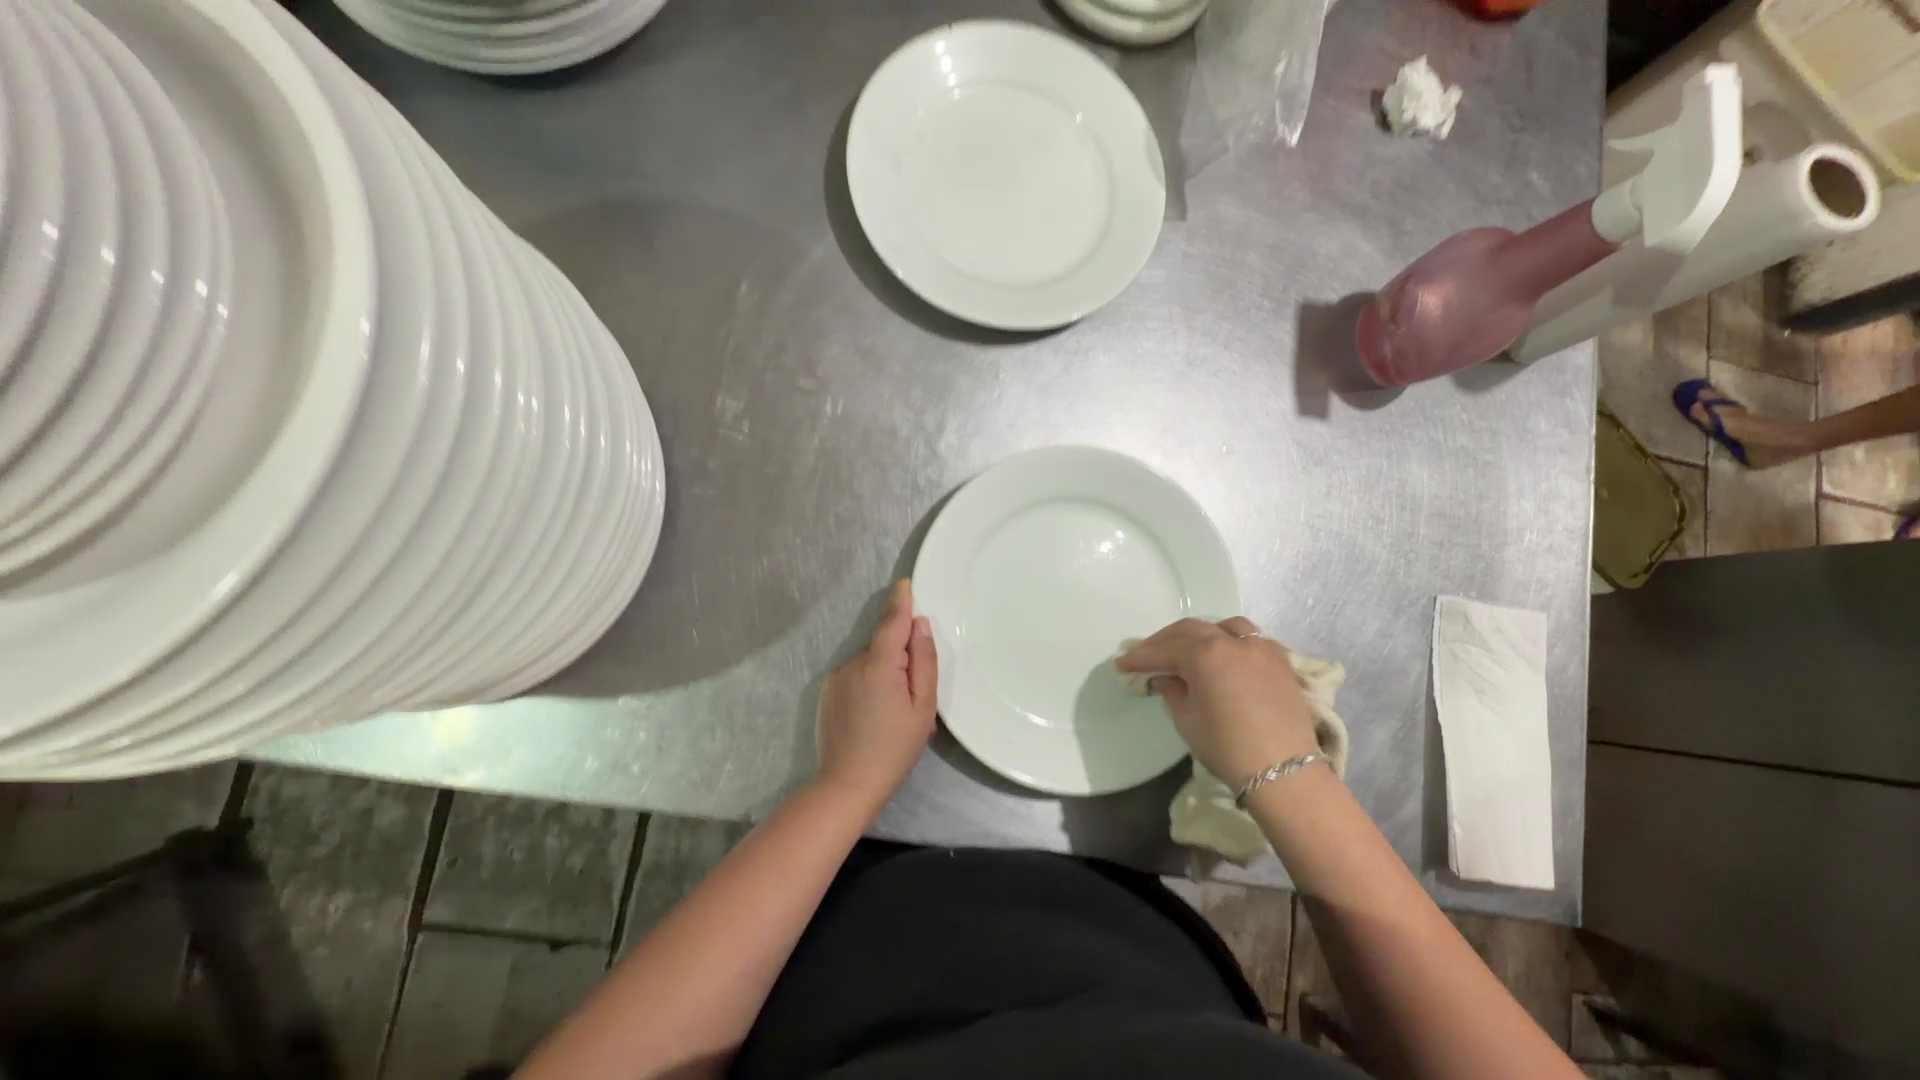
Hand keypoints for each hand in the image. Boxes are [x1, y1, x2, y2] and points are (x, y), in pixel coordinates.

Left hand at [815, 579, 938, 807]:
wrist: (847, 784)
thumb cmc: (894, 749)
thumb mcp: (923, 708)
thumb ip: (924, 662)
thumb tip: (919, 626)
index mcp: (878, 665)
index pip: (892, 622)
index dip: (901, 601)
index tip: (905, 582)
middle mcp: (852, 664)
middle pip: (883, 645)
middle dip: (901, 656)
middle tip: (913, 694)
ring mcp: (836, 678)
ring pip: (870, 662)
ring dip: (884, 673)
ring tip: (893, 712)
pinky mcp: (827, 692)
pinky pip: (856, 676)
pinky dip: (869, 684)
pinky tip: (874, 716)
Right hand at [1117, 617, 1319, 785]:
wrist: (1284, 771)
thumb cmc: (1227, 747)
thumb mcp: (1188, 721)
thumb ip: (1173, 692)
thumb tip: (1165, 678)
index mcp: (1206, 654)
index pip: (1165, 651)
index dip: (1141, 657)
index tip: (1122, 664)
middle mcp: (1233, 642)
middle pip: (1192, 630)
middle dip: (1166, 641)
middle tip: (1147, 654)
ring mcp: (1261, 648)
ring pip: (1225, 626)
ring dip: (1201, 634)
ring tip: (1187, 649)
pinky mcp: (1281, 661)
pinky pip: (1251, 639)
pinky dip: (1231, 641)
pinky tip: (1225, 656)